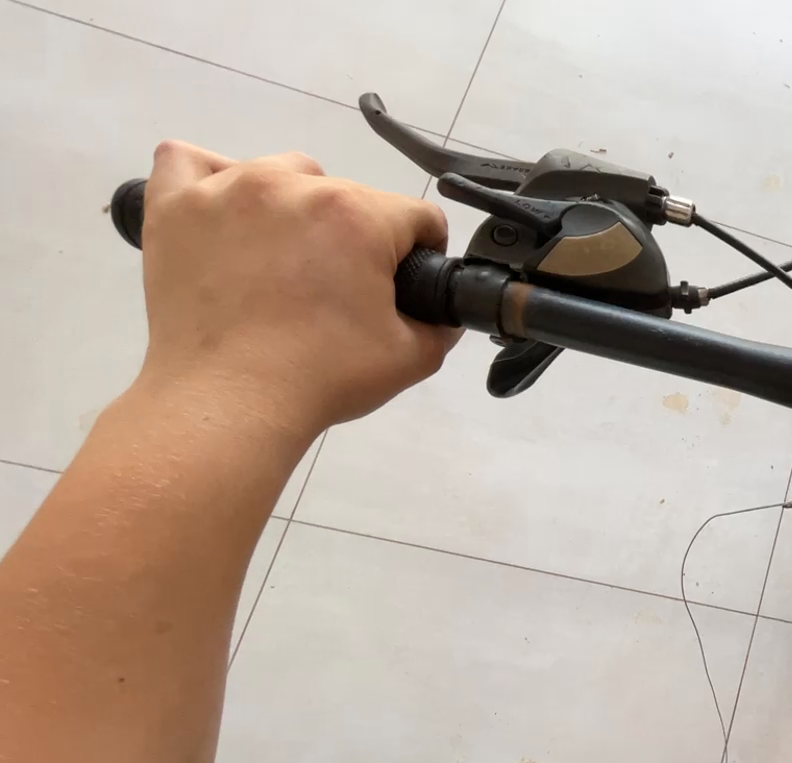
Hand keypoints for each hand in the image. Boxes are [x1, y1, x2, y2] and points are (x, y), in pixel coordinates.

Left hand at [133, 141, 459, 440]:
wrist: (235, 396)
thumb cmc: (330, 374)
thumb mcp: (420, 355)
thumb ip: (443, 321)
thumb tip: (439, 308)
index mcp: (358, 217)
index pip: (420, 215)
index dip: (429, 253)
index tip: (413, 285)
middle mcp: (293, 186)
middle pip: (356, 194)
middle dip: (366, 235)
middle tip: (353, 288)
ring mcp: (225, 188)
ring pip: (286, 172)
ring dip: (305, 205)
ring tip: (297, 255)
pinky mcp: (173, 204)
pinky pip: (195, 162)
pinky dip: (222, 182)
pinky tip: (239, 220)